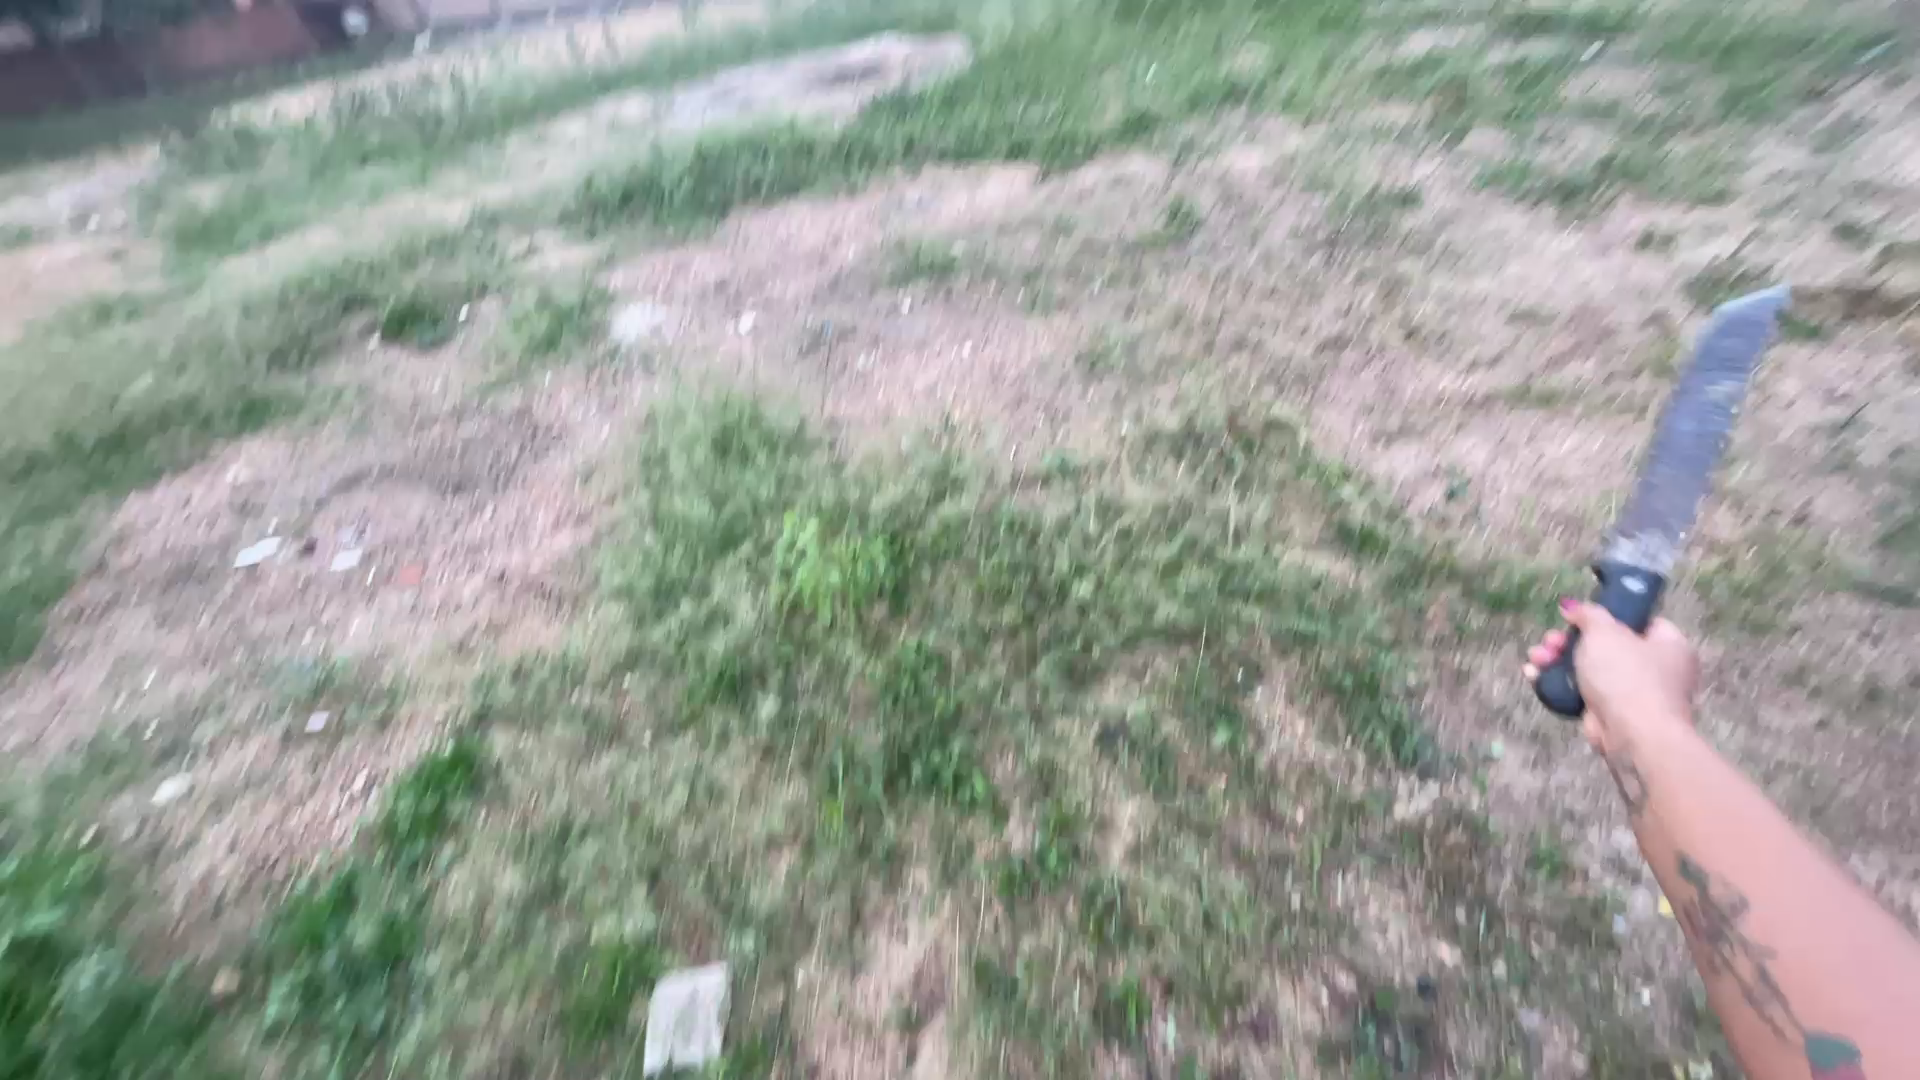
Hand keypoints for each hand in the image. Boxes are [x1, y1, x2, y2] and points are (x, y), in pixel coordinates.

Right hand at [1523, 601, 1697, 752]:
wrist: (1631, 731)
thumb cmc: (1626, 675)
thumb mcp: (1605, 632)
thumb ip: (1589, 614)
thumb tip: (1573, 606)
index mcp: (1669, 646)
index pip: (1642, 622)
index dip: (1611, 616)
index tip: (1582, 618)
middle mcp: (1656, 668)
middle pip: (1604, 644)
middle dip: (1568, 640)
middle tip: (1551, 640)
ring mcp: (1632, 691)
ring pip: (1586, 667)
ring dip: (1555, 659)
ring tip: (1536, 657)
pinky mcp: (1609, 710)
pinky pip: (1578, 689)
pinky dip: (1555, 681)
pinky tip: (1533, 674)